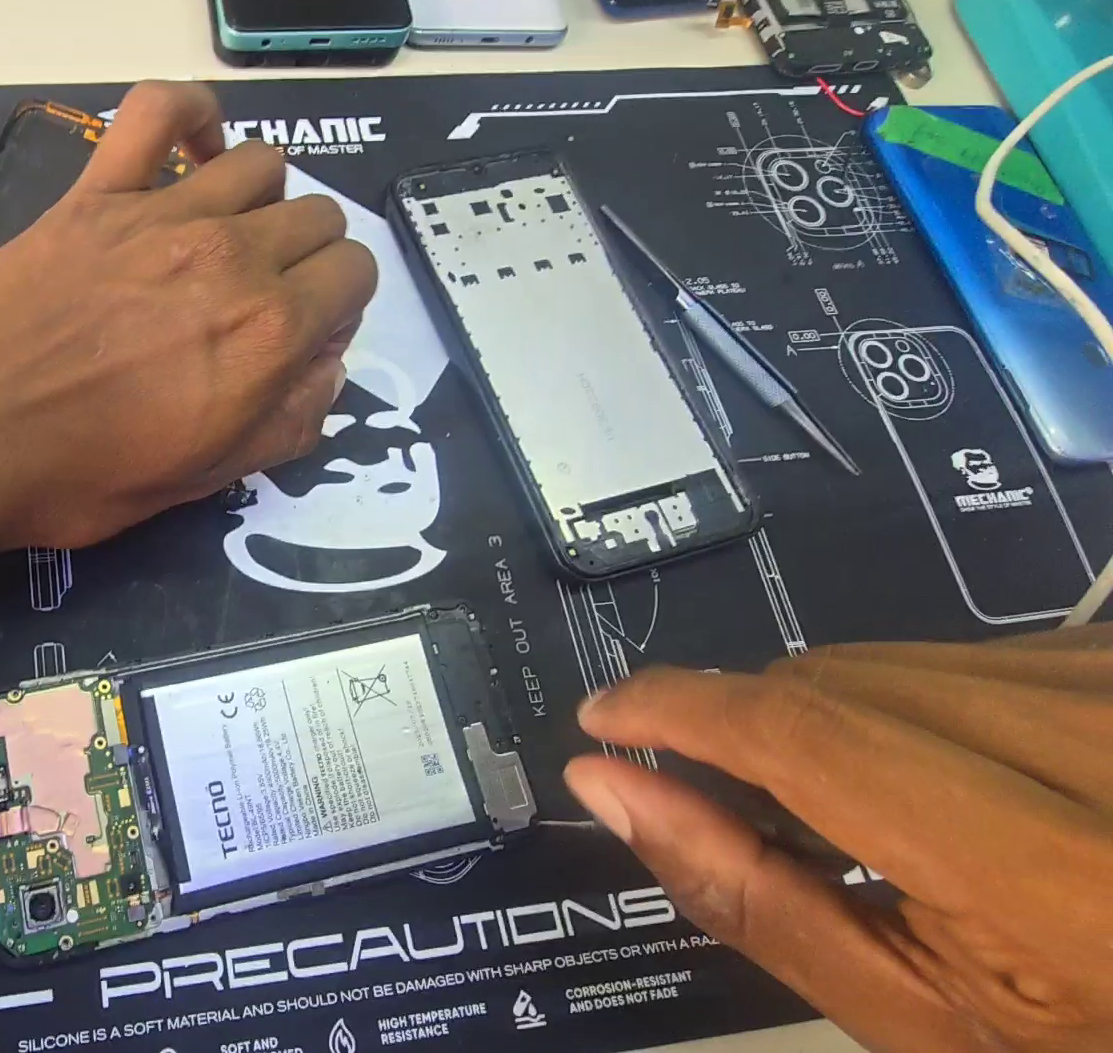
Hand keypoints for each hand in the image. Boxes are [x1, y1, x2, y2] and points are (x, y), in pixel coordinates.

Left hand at [0, 81, 374, 561]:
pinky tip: (195, 153)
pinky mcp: (97, 193)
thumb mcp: (202, 480)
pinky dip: (190, 118)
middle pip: (318, 217)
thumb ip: (284, 423)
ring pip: (263, 163)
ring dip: (267, 203)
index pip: (354, 277)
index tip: (302, 338)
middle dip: (311, 261)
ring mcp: (162, 214)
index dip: (338, 309)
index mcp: (268, 333)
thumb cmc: (81, 476)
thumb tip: (328, 371)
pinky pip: (158, 110)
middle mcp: (232, 257)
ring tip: (230, 242)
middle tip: (266, 303)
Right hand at [563, 626, 1112, 1051]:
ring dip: (824, 712)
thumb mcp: (916, 1012)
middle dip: (754, 728)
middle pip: (828, 682)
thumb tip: (598, 780)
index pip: (805, 734)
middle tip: (767, 809)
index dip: (678, 709)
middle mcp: (1107, 746)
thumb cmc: (1083, 1044)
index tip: (600, 717)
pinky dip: (901, 698)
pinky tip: (959, 768)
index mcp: (1067, 878)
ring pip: (876, 657)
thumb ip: (743, 892)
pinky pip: (949, 646)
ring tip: (878, 801)